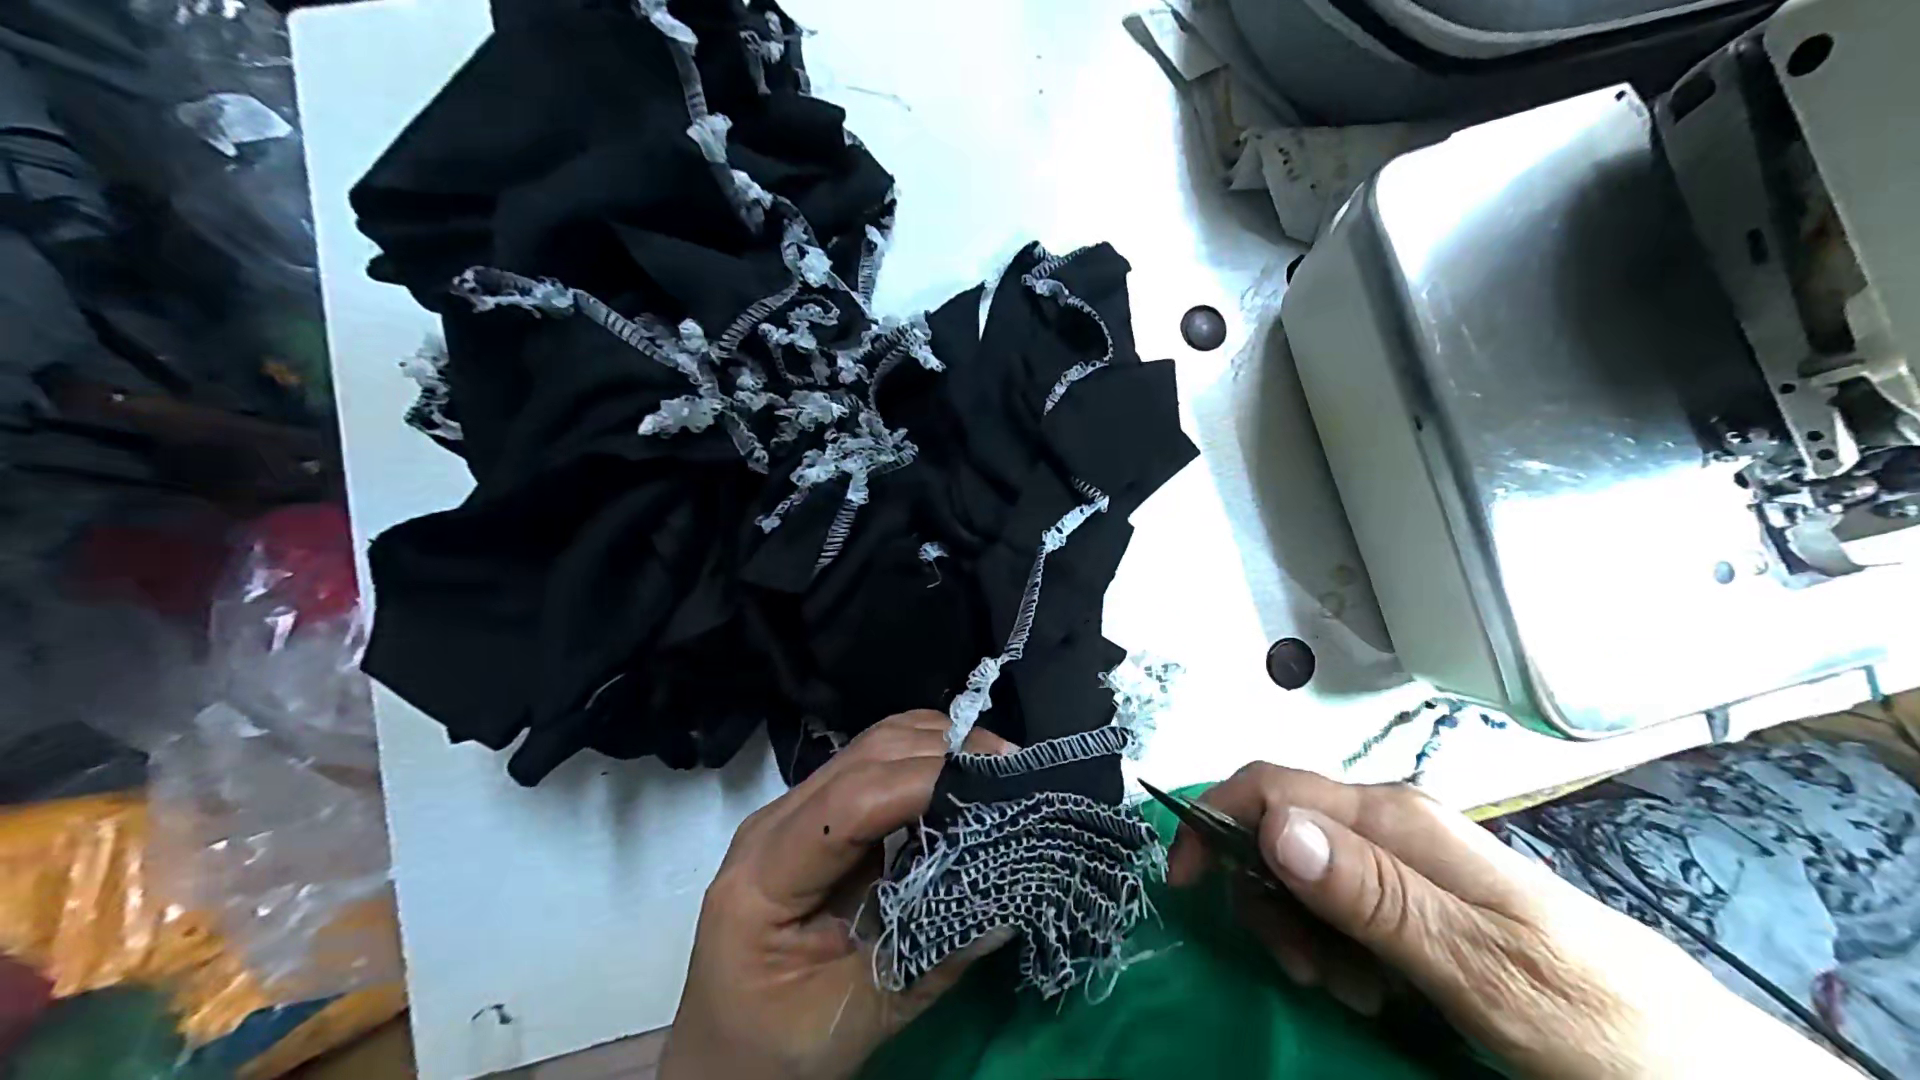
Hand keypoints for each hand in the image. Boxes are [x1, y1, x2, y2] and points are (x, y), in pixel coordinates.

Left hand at [659, 711, 1013, 1079]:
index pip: (851, 801)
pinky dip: (926, 761)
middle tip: (1015, 772)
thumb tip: (1004, 904)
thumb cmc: (770, 1050)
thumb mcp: (845, 1024)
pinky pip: (877, 766)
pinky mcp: (822, 817)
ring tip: (998, 771)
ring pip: (873, 746)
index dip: (924, 781)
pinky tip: (963, 780)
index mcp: (765, 873)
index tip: (995, 784)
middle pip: (865, 756)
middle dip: (943, 752)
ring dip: (938, 747)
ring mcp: (798, 812)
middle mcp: (777, 821)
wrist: (723, 1058)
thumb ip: (922, 964)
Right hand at [1169, 763, 1857, 1079]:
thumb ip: (1378, 894)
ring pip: (1303, 867)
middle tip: (1305, 972)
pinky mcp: (1419, 894)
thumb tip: (1273, 827)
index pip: (1271, 786)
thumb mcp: (1486, 968)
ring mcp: (1408, 858)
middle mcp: (1393, 823)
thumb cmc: (1599, 1019)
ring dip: (1299, 926)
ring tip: (1350, 991)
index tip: (1186, 881)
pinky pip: (1340, 899)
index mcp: (1398, 821)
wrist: (1708, 1070)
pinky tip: (1370, 985)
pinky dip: (1330, 940)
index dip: (1213, 819)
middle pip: (1278, 828)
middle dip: (1264, 894)